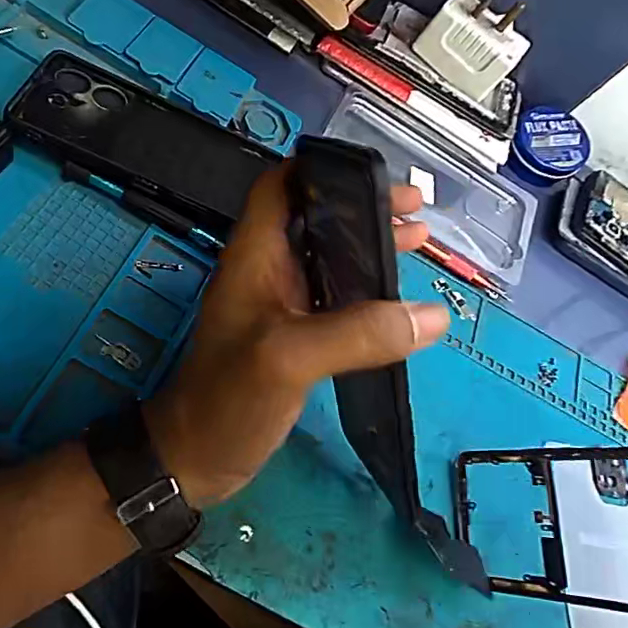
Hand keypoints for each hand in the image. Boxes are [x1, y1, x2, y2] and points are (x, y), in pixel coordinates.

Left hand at [146, 163, 448, 507]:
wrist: (196, 456)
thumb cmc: (227, 400)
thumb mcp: (289, 358)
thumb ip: (357, 333)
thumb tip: (430, 317)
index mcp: (255, 257)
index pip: (280, 187)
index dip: (321, 170)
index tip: (374, 175)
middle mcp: (267, 272)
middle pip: (315, 217)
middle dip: (363, 207)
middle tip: (414, 211)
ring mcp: (280, 305)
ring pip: (329, 258)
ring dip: (369, 246)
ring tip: (417, 242)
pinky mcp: (293, 336)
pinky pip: (335, 298)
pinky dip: (366, 289)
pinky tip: (398, 301)